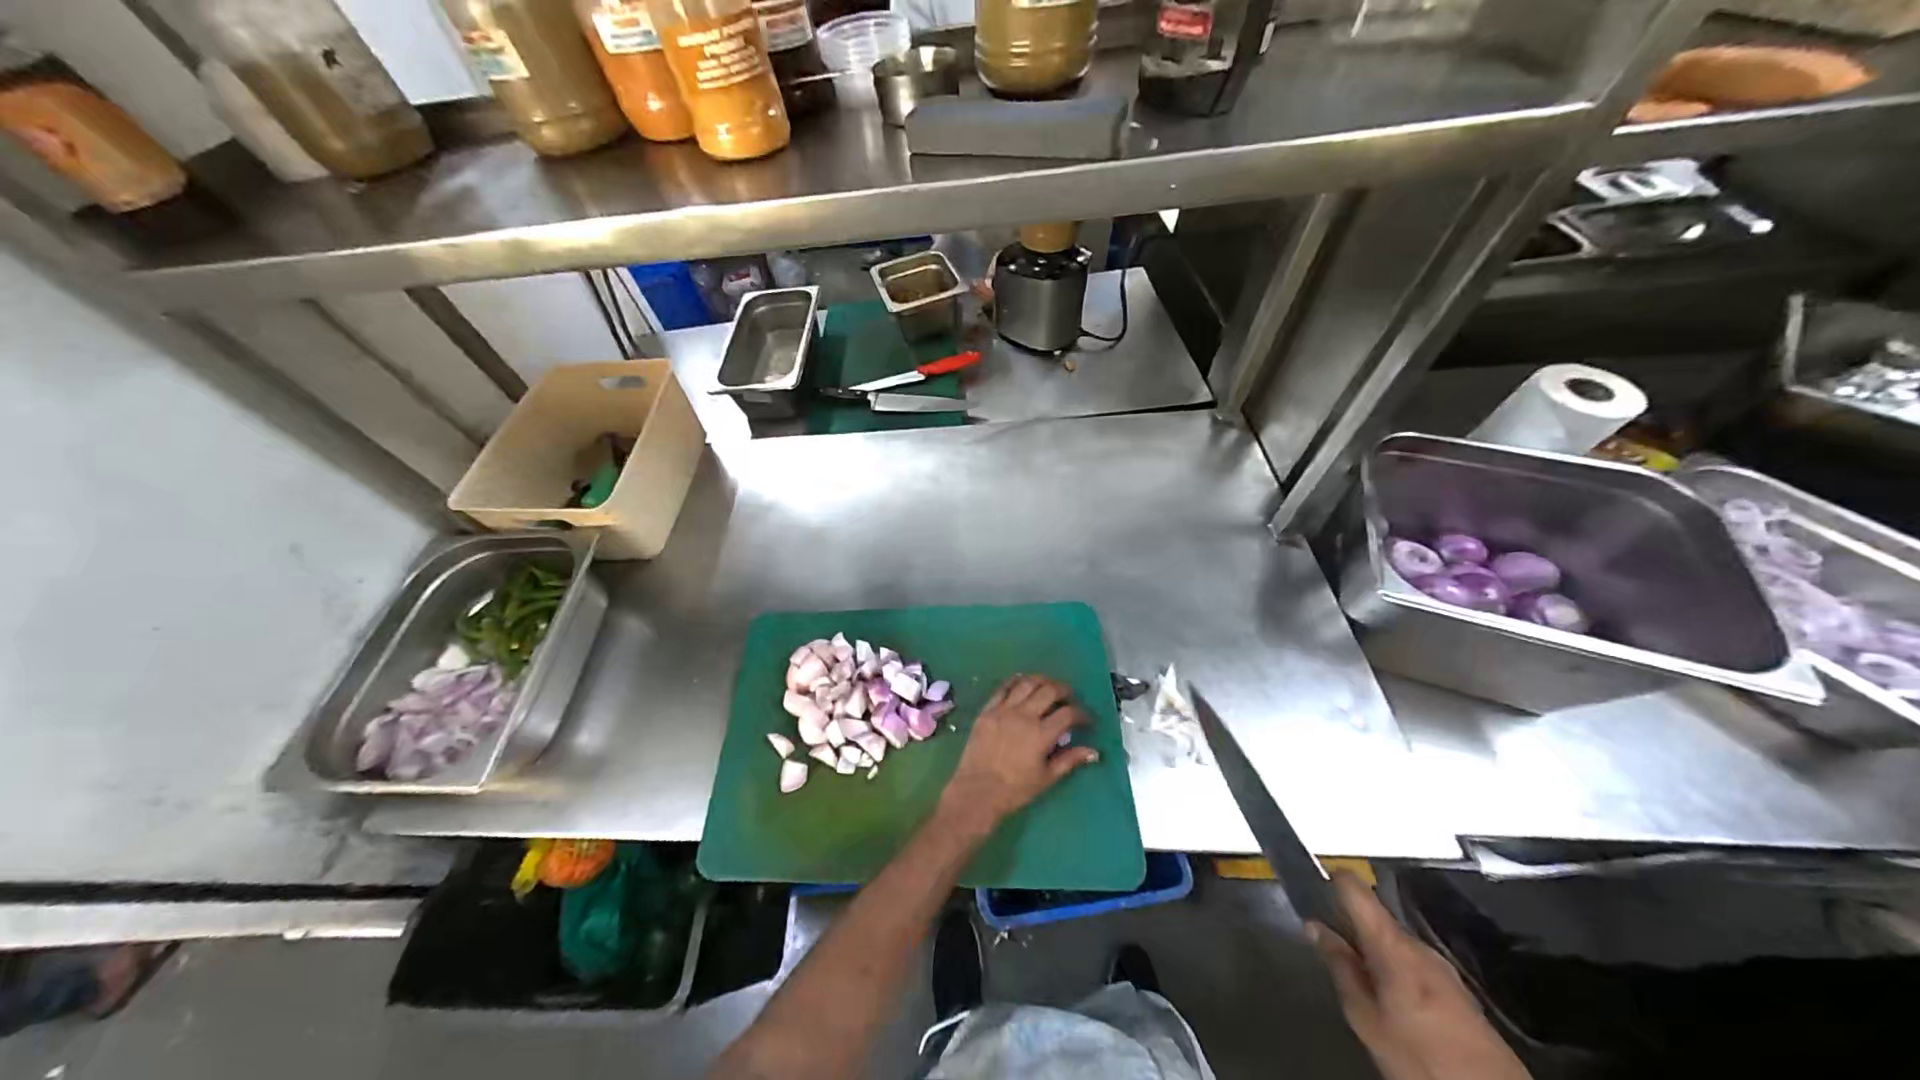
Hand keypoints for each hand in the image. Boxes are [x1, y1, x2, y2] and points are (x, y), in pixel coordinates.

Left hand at [937, 674, 1097, 833]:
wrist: (977, 791)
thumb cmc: (1015, 789)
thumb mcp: (1047, 777)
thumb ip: (1070, 760)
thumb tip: (1094, 752)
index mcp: (1041, 734)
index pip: (1068, 714)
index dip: (1082, 714)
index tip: (1085, 720)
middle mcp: (1024, 715)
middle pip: (1050, 690)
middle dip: (1064, 691)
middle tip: (1069, 698)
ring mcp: (1003, 710)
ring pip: (1027, 683)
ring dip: (1042, 681)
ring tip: (1048, 686)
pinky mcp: (987, 710)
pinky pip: (1003, 688)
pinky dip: (1016, 682)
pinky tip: (1023, 683)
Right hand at [1309, 873, 1531, 1079]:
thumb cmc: (1419, 1056)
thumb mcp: (1365, 1018)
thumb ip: (1340, 968)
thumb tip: (1316, 928)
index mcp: (1392, 945)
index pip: (1355, 889)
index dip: (1331, 879)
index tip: (1311, 884)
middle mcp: (1418, 945)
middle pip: (1374, 917)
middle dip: (1347, 924)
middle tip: (1324, 943)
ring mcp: (1441, 965)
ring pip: (1392, 940)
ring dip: (1369, 947)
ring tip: (1352, 973)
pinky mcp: (1455, 987)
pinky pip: (1411, 960)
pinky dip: (1391, 965)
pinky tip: (1386, 994)